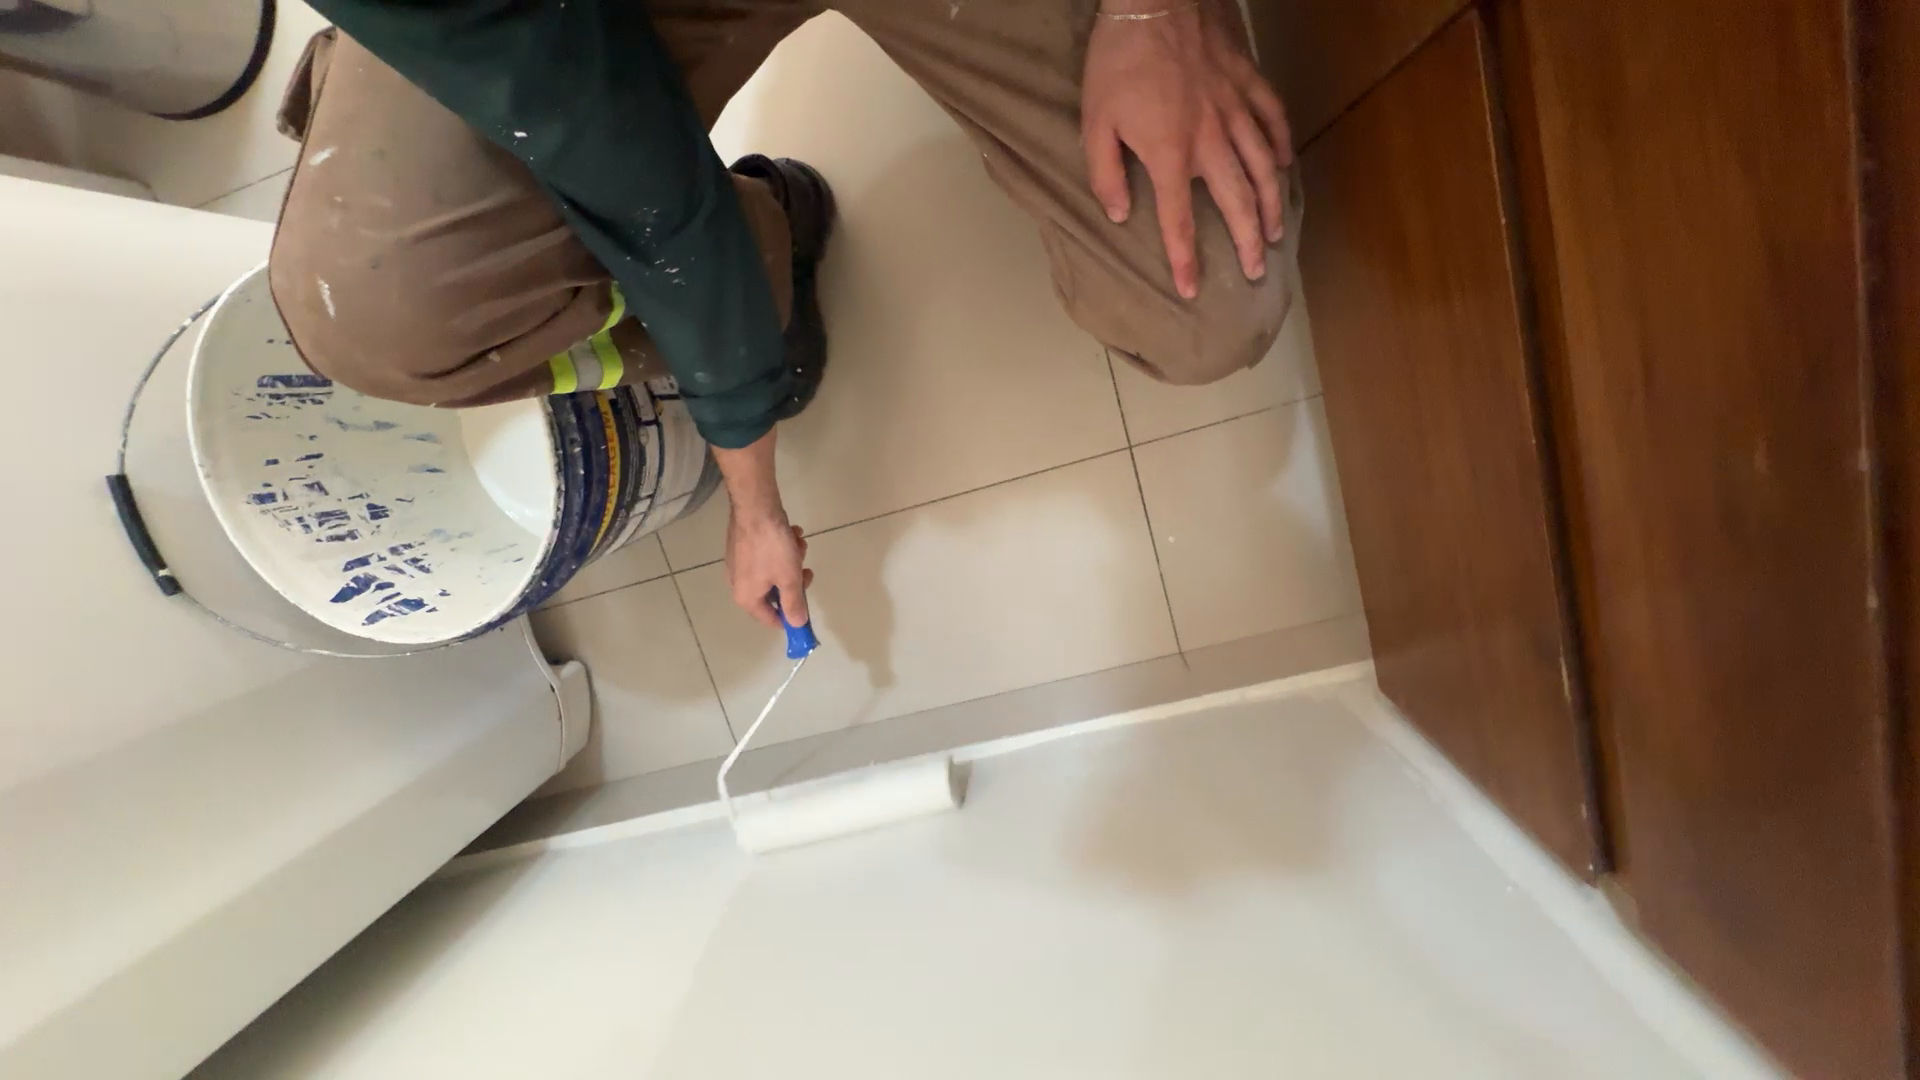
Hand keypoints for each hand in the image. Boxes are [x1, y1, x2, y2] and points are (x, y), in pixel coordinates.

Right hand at [727, 514, 813, 629]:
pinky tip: (791, 534)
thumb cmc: (772, 548)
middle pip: (774, 593)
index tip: (806, 612)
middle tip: (806, 570)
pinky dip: (781, 548)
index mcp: (746, 597)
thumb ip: (794, 604)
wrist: (756, 508)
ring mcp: (740, 563)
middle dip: (794, 581)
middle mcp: (738, 583)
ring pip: (774, 571)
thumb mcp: (789, 579)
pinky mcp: (744, 546)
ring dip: (791, 560)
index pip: (769, 619)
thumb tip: (797, 624)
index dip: (790, 618)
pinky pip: (767, 555)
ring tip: (798, 545)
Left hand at [1081, 0, 1292, 298]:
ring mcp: (1233, 110)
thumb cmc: (1117, 62)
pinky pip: (1273, 117)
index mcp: (1169, 156)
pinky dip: (1282, 145)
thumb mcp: (1094, 124)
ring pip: (1263, 166)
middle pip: (1236, 202)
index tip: (1192, 291)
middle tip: (1257, 271)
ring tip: (1277, 232)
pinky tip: (1285, 165)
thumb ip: (1105, 176)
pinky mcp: (1247, 81)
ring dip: (1272, 204)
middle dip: (1247, 242)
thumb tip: (1121, 215)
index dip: (1185, 260)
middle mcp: (1209, 141)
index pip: (1178, 222)